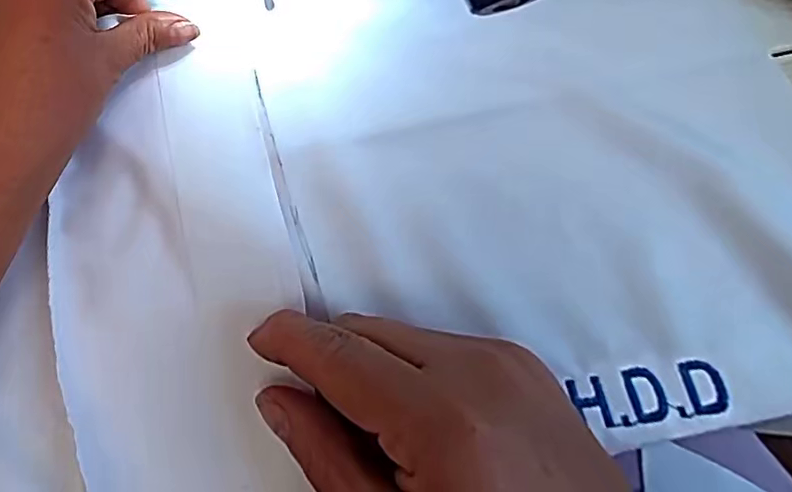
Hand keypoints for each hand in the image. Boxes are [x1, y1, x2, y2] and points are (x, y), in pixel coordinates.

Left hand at [0, 0, 198, 200]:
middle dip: (101, 16)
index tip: (142, 27)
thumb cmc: (37, 116)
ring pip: (44, 7)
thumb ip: (147, 34)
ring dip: (69, 29)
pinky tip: (48, 79)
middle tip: (113, 51)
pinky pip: (15, 27)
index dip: (134, 1)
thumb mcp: (108, 64)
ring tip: (77, 71)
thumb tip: (173, 23)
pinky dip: (37, 43)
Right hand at [248, 311, 625, 491]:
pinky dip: (416, 374)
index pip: (337, 348)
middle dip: (333, 365)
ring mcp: (510, 367)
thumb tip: (284, 401)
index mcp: (447, 418)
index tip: (264, 342)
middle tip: (328, 423)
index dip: (288, 341)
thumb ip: (327, 458)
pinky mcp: (526, 369)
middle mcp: (482, 375)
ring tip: (391, 442)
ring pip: (397, 335)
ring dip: (374, 369)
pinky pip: (440, 346)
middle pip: (364, 332)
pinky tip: (427, 432)